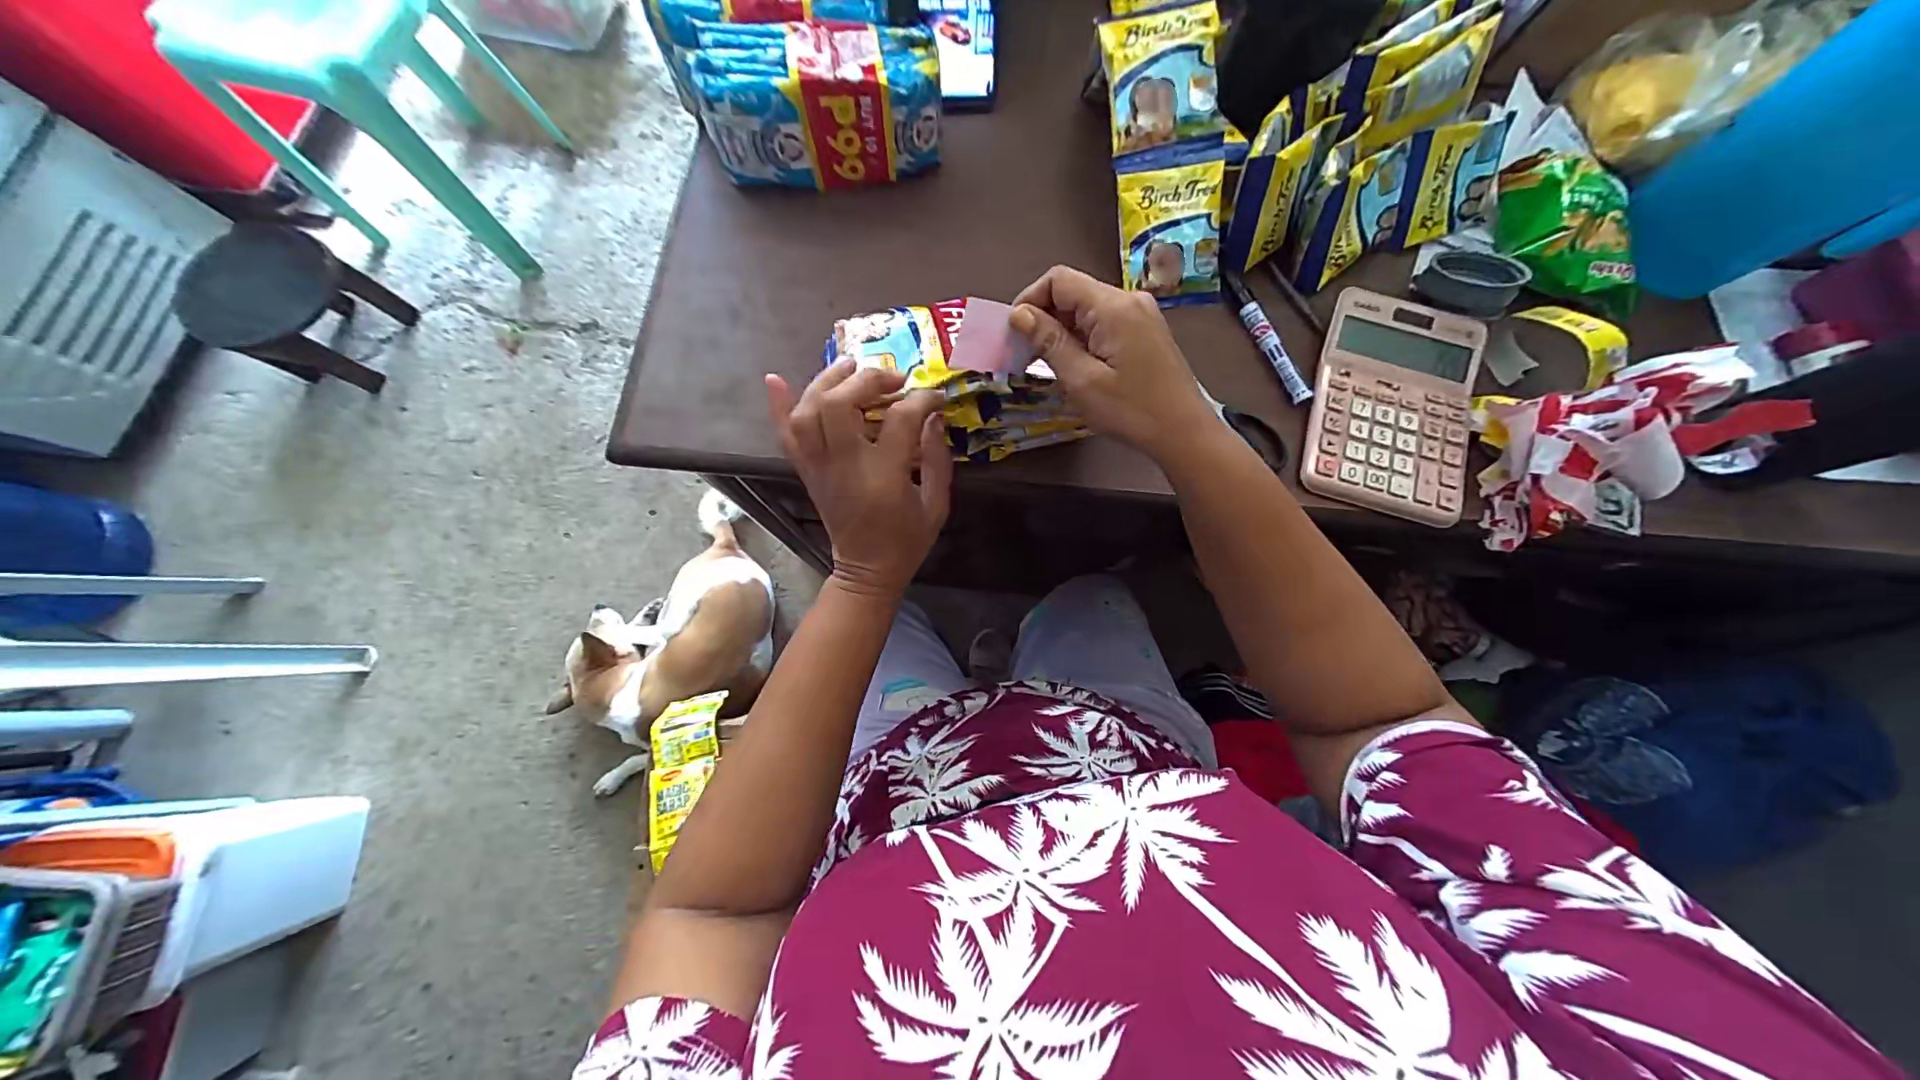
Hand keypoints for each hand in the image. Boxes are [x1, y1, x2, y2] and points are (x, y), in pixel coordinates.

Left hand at [765, 359, 951, 598]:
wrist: (866, 572)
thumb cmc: (906, 541)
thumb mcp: (937, 505)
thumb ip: (938, 458)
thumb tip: (934, 416)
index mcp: (883, 474)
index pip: (899, 417)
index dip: (921, 399)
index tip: (936, 398)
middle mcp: (844, 465)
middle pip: (839, 403)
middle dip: (867, 380)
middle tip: (893, 379)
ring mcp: (820, 467)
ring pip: (808, 412)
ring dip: (826, 381)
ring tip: (850, 367)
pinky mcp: (807, 472)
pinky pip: (786, 435)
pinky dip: (778, 406)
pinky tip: (776, 379)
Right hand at [1010, 265, 1216, 463]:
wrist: (1184, 433)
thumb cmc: (1132, 411)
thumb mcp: (1081, 380)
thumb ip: (1049, 342)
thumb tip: (1020, 314)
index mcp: (1112, 307)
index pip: (1058, 279)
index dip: (1030, 300)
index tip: (1015, 334)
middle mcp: (1128, 300)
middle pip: (1073, 292)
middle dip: (1044, 318)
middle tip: (1027, 355)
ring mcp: (1141, 314)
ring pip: (1087, 309)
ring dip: (1062, 331)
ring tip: (1050, 366)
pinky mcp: (1145, 331)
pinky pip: (1104, 323)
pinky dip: (1082, 338)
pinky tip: (1077, 367)